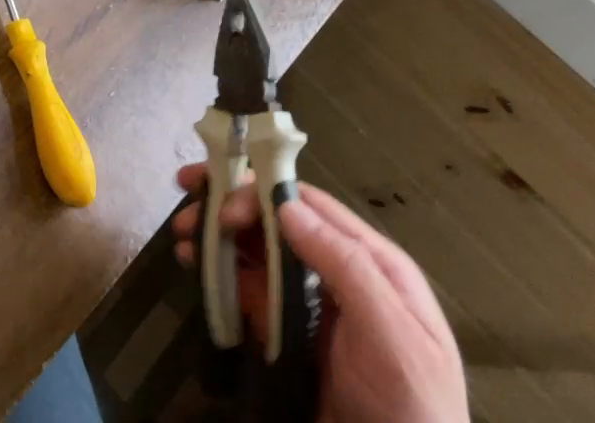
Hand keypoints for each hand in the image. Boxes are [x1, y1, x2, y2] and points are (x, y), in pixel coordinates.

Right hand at [172, 165, 467, 422]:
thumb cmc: (410, 403)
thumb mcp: (391, 334)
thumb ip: (346, 266)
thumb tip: (286, 204)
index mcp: (371, 261)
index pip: (310, 206)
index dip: (259, 192)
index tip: (218, 199)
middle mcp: (336, 271)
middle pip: (275, 223)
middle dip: (228, 210)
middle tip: (187, 215)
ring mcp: (309, 300)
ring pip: (255, 252)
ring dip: (217, 238)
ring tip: (183, 240)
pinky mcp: (286, 329)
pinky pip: (247, 289)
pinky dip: (218, 272)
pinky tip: (195, 266)